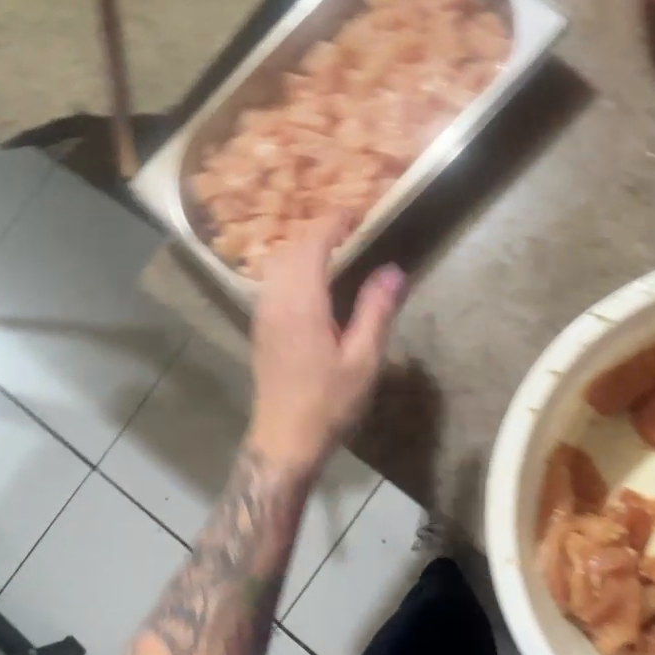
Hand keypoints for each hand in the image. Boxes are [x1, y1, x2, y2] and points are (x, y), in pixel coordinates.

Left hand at [247, 222, 404, 470]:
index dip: (333, 222)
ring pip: (276, 262)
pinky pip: (272, 279)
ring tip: (334, 249)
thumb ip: (376, 311)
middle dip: (318, 230)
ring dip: (302, 246)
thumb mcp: (363, 360)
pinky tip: (312, 280)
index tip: (356, 214)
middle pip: (290, 247)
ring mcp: (263, 313)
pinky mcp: (261, 327)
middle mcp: (276, 300)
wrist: (284, 440)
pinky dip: (291, 265)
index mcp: (302, 303)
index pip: (313, 244)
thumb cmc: (328, 403)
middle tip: (350, 228)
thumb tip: (394, 271)